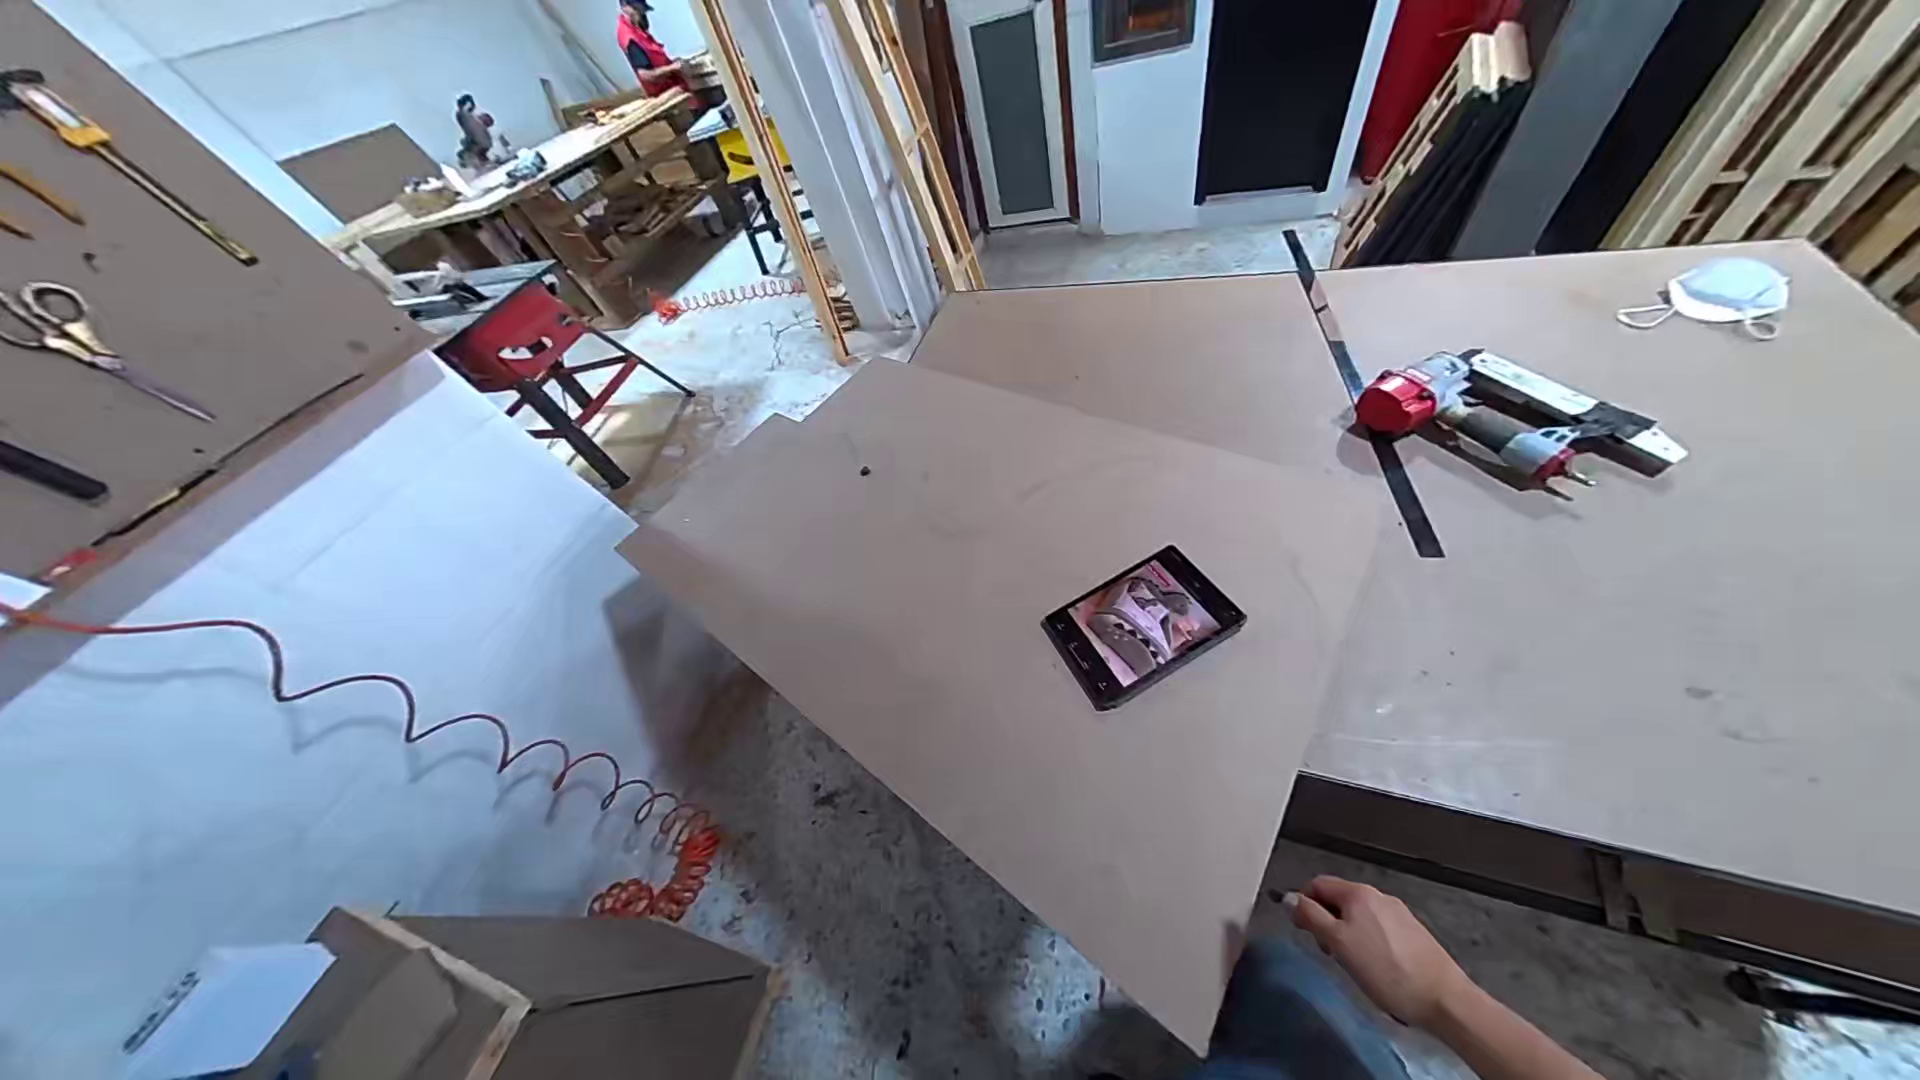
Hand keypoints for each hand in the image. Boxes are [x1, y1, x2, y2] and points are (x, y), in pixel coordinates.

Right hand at [1286, 875, 1472, 1028]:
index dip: (1305, 905)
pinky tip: (1380, 969)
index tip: (1308, 932)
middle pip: (1338, 901)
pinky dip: (1372, 945)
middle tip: (1333, 953)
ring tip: (1357, 965)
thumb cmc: (1387, 970)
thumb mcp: (1338, 943)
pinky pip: (1380, 931)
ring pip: (1359, 918)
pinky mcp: (1415, 935)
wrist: (1447, 1001)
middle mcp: (1378, 896)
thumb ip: (1310, 916)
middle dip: (1329, 923)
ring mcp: (1400, 914)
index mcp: (1357, 892)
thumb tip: (1289, 899)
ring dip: (1349, 936)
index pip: (1316, 884)